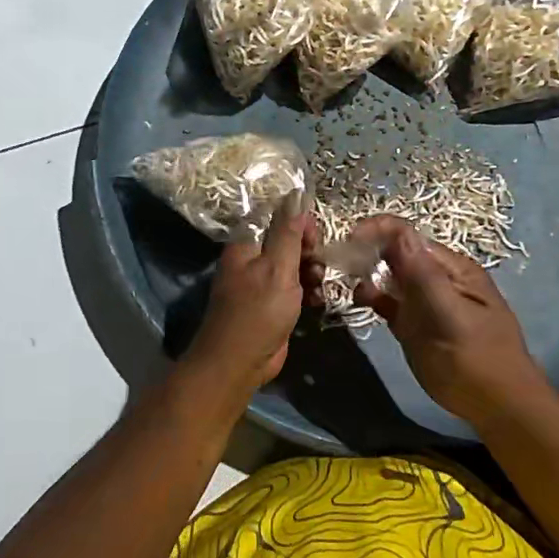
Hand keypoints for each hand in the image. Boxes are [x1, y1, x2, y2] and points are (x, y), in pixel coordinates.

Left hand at [187, 196, 316, 390]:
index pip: (274, 217)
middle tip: (319, 264)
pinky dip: (307, 291)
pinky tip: (318, 300)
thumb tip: (293, 195)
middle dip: (308, 249)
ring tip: (319, 285)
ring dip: (311, 272)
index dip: (297, 221)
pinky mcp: (271, 305)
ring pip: (293, 265)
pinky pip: (293, 289)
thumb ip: (287, 232)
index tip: (314, 236)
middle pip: (285, 241)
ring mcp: (260, 283)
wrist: (239, 363)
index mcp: (246, 244)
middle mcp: (251, 260)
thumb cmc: (258, 312)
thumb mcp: (277, 268)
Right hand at [350, 215, 543, 422]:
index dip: (378, 231)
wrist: (496, 406)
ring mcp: (422, 301)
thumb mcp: (452, 315)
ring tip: (346, 280)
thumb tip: (397, 232)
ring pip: (387, 275)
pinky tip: (359, 299)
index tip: (349, 240)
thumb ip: (424, 275)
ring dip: (366, 273)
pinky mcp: (411, 323)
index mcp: (450, 267)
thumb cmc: (478, 358)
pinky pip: (386, 300)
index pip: (409, 235)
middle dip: (367, 250)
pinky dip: (370, 296)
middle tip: (341, 262)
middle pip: (395, 251)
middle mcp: (434, 277)